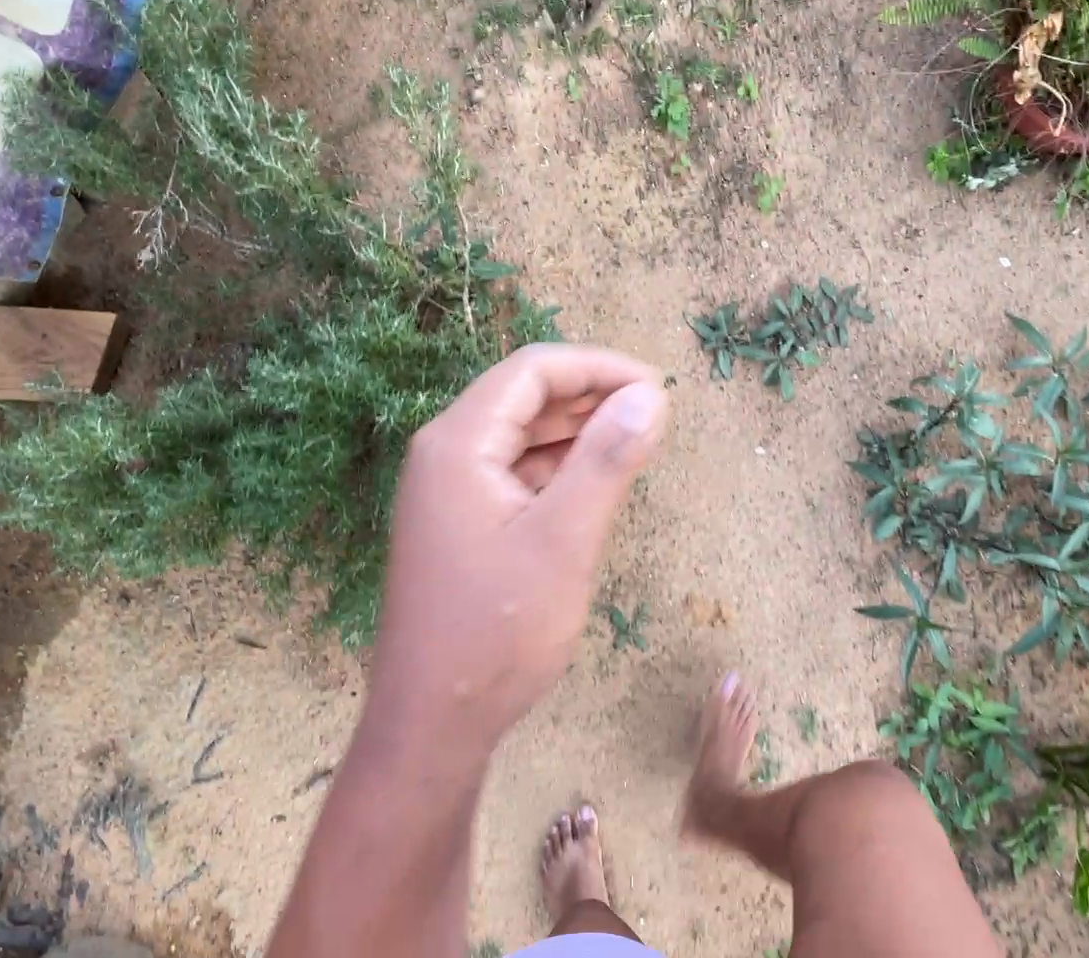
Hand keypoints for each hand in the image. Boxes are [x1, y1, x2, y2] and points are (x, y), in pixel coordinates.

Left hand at [371, 344, 668, 745]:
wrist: (431, 722)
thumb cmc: (496, 634)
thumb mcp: (564, 541)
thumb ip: (607, 460)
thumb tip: (651, 395)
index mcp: (458, 443)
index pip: (532, 371)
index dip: (598, 366)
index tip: (656, 386)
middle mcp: (444, 454)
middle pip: (523, 397)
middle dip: (590, 395)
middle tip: (654, 413)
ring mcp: (447, 491)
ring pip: (520, 436)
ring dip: (576, 431)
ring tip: (635, 440)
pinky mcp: (459, 523)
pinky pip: (513, 474)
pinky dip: (556, 469)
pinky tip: (592, 482)